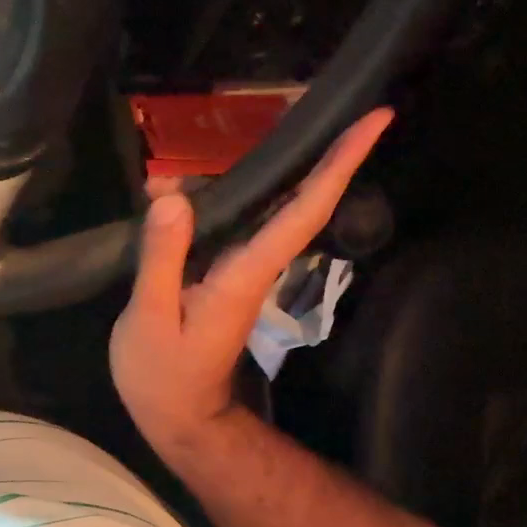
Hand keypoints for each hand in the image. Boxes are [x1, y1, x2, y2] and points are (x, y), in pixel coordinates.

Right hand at [111, 109, 393, 454]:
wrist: (179, 417)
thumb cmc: (163, 377)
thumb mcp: (150, 319)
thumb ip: (162, 259)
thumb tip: (173, 197)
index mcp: (245, 275)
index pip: (303, 211)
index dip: (338, 165)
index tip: (377, 119)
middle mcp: (254, 268)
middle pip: (292, 202)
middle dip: (304, 153)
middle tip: (299, 109)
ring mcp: (241, 276)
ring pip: (255, 213)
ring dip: (231, 180)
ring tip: (169, 174)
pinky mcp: (223, 281)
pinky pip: (230, 229)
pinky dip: (209, 205)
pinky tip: (172, 198)